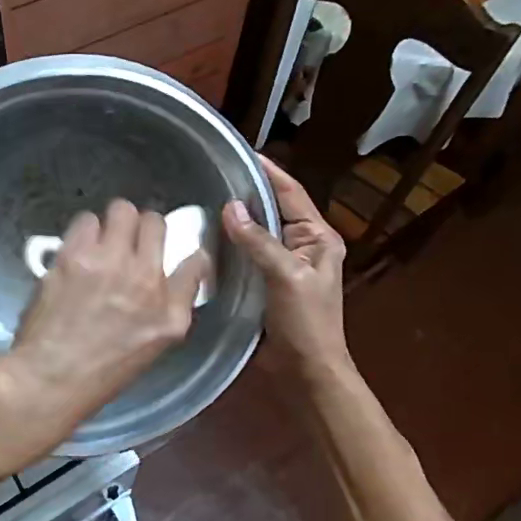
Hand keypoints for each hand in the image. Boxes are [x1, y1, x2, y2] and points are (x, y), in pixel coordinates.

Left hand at [0, 199, 210, 442]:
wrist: (51, 375)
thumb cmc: (103, 369)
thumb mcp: (158, 342)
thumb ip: (177, 299)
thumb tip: (193, 262)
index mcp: (167, 304)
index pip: (192, 257)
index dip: (173, 244)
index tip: (160, 246)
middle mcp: (141, 275)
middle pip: (151, 219)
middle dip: (141, 226)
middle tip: (127, 240)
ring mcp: (103, 261)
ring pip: (117, 211)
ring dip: (111, 224)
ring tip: (99, 244)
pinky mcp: (70, 256)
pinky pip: (84, 221)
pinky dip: (84, 230)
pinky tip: (77, 250)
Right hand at [221, 156, 352, 375]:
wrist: (306, 369)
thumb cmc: (305, 322)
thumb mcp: (285, 276)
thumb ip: (259, 241)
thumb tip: (230, 207)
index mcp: (319, 238)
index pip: (291, 193)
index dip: (268, 172)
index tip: (241, 152)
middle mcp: (302, 245)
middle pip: (272, 209)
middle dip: (246, 192)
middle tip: (211, 174)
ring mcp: (282, 265)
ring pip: (257, 232)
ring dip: (235, 219)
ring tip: (201, 201)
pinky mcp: (264, 282)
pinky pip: (246, 254)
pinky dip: (229, 243)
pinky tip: (205, 238)